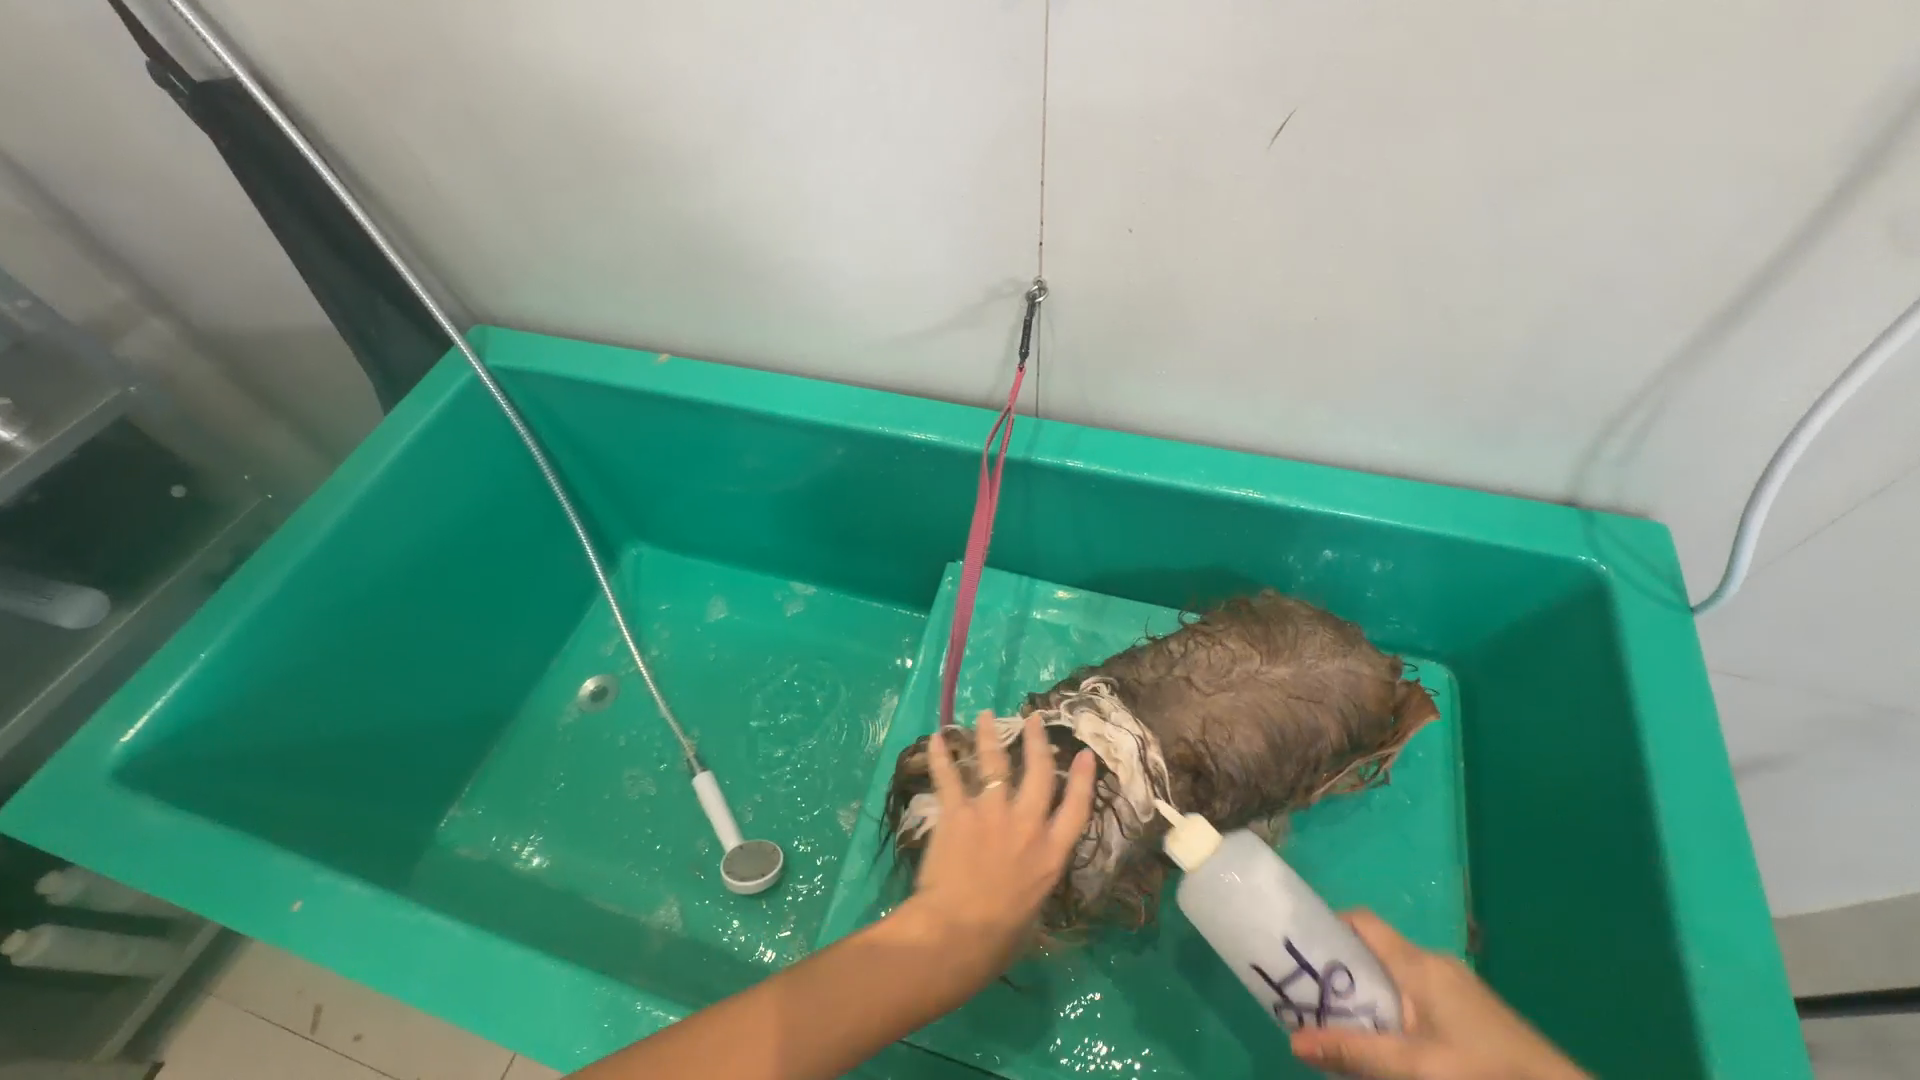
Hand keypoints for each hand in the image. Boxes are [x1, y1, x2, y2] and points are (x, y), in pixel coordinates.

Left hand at [895, 710, 1095, 984]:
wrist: (959, 931)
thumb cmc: (999, 937)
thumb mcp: (1035, 912)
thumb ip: (1035, 887)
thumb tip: (1030, 886)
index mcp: (1051, 854)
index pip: (1076, 809)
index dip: (1083, 779)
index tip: (1084, 755)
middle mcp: (1027, 826)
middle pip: (1038, 773)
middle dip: (1037, 742)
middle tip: (1034, 719)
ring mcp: (992, 814)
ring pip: (994, 763)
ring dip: (990, 736)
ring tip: (987, 715)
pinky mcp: (958, 814)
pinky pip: (949, 777)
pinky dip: (941, 756)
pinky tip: (938, 738)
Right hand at [1290, 912, 1587, 1079]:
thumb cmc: (1485, 1071)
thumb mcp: (1414, 1068)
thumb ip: (1354, 1052)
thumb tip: (1292, 1041)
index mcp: (1418, 964)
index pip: (1361, 921)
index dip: (1326, 927)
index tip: (1296, 952)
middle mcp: (1434, 964)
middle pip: (1373, 952)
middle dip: (1338, 973)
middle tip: (1308, 999)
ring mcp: (1456, 988)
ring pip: (1394, 978)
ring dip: (1365, 997)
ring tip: (1341, 1026)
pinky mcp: (1471, 1012)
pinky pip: (1415, 997)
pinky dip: (1392, 1011)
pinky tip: (1389, 1045)